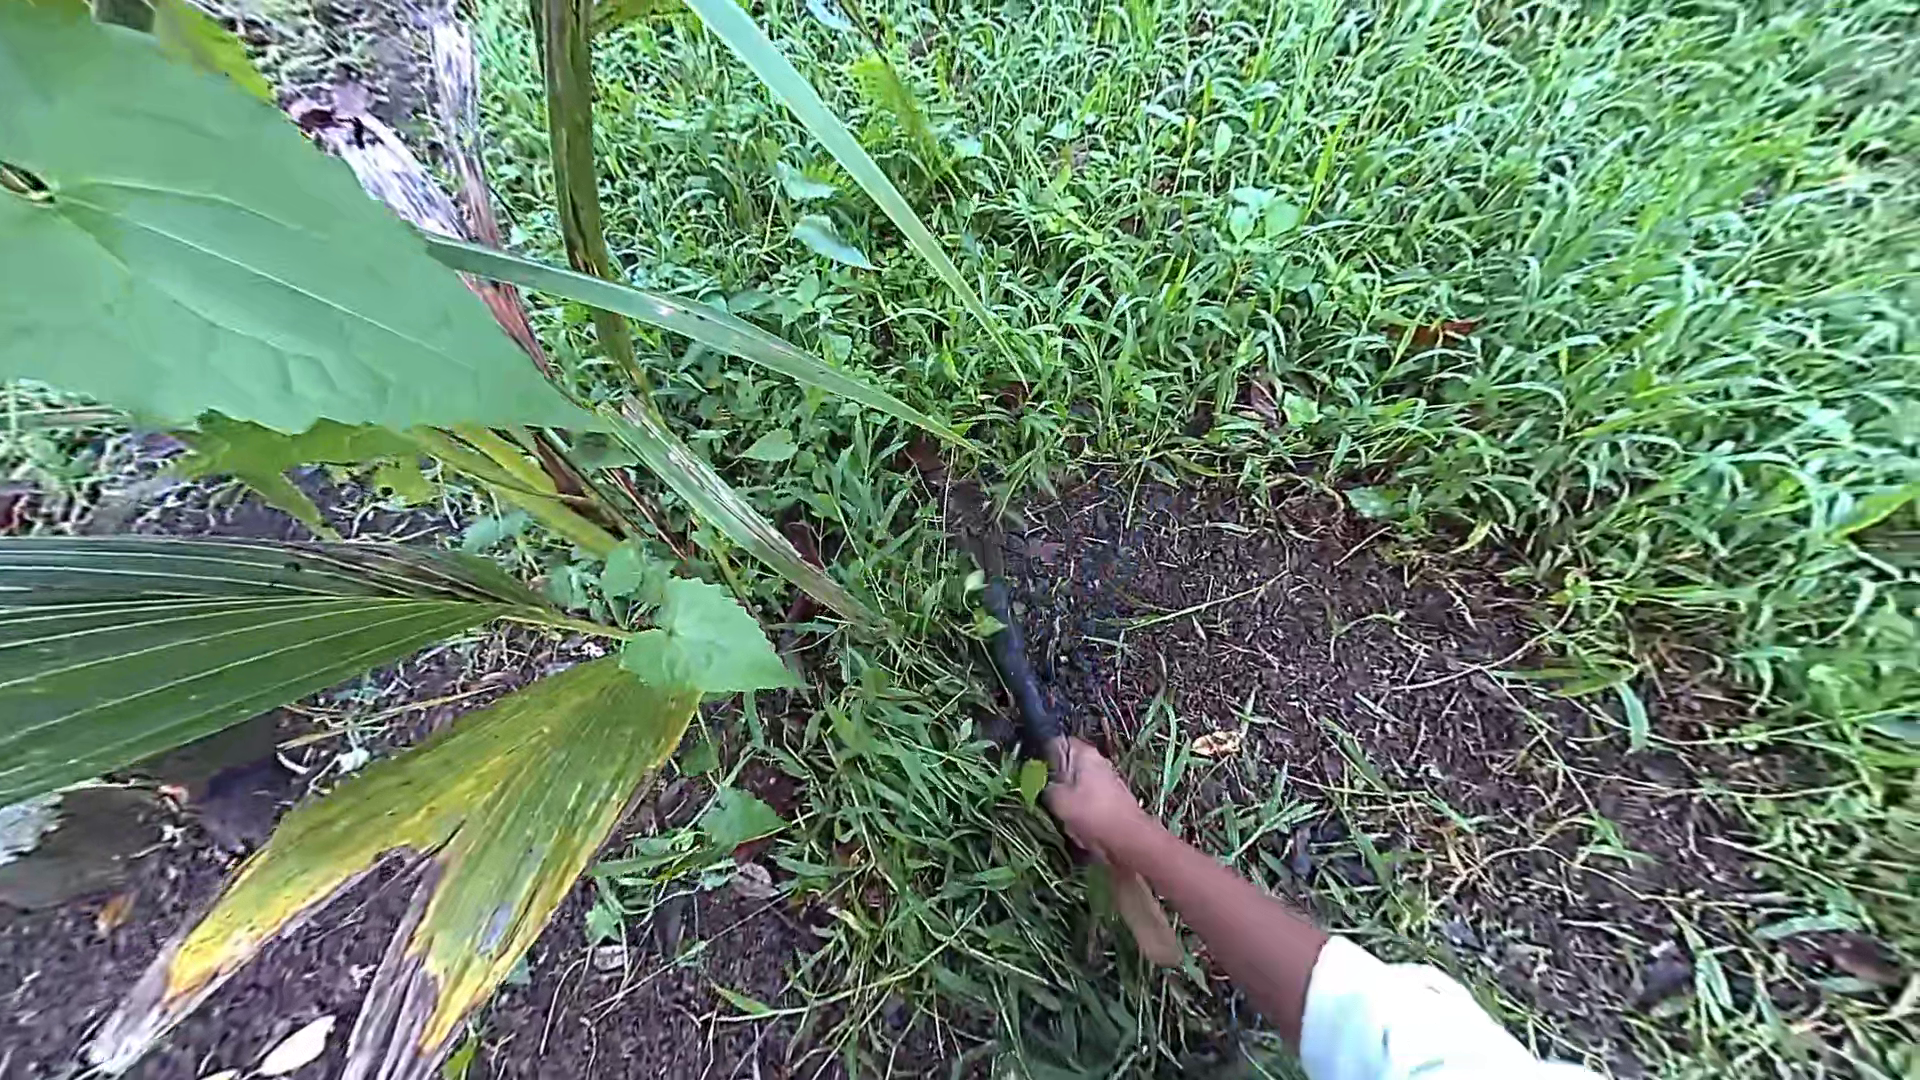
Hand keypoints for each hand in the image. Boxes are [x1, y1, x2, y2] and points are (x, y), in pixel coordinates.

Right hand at [1042, 737, 1160, 864]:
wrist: (1131, 841)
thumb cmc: (1092, 814)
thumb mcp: (1057, 799)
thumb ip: (1042, 786)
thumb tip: (1037, 782)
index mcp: (1083, 752)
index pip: (1054, 741)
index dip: (1039, 756)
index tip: (1029, 772)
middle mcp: (1096, 761)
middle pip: (1064, 765)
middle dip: (1053, 782)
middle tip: (1043, 798)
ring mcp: (1105, 779)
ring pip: (1074, 785)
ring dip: (1066, 800)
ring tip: (1063, 817)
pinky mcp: (1111, 799)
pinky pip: (1086, 800)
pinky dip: (1080, 812)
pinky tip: (1078, 828)